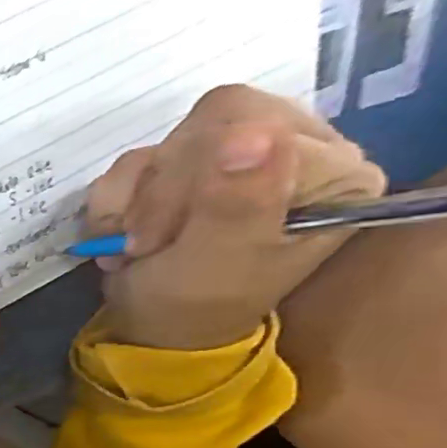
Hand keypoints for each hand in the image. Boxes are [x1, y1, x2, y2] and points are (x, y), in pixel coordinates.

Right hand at [83, 85, 386, 349]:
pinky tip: (123, 231)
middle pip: (208, 121)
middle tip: (147, 238)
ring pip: (163, 144)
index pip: (250, 122)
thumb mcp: (217, 260)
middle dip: (159, 187)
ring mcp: (238, 158)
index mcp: (332, 172)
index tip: (163, 233)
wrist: (154, 326)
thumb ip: (238, 201)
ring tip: (136, 244)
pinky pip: (135, 161)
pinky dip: (114, 200)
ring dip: (131, 199)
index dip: (189, 174)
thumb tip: (251, 134)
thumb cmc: (196, 303)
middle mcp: (297, 151)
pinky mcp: (190, 169)